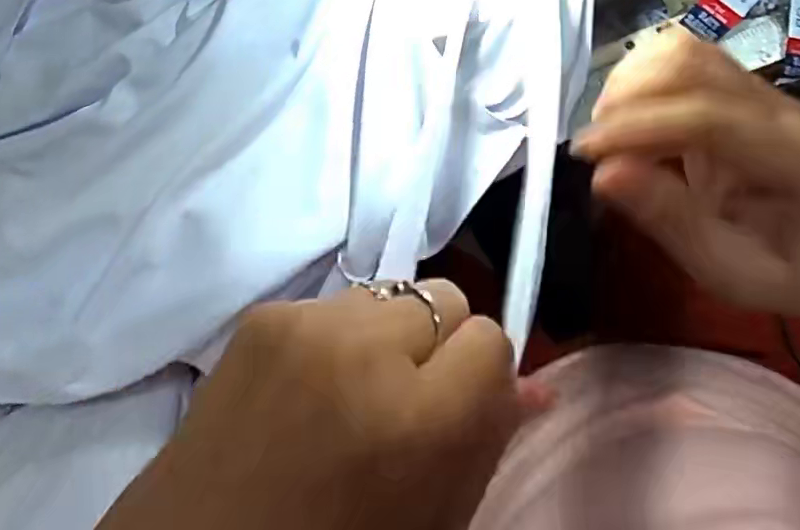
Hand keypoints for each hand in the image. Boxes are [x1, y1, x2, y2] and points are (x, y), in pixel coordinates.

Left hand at [101, 280, 523, 529]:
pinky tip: (309, 387)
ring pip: (394, 292)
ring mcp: (306, 322)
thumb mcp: (429, 522)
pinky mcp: (264, 313)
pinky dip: (339, 337)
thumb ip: (486, 441)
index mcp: (416, 420)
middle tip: (407, 399)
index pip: (492, 338)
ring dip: (390, 334)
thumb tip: (535, 385)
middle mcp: (364, 349)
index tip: (459, 406)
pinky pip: (337, 303)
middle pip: (447, 295)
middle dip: (439, 344)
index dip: (482, 376)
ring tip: (354, 391)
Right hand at [573, 27, 799, 317]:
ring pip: (682, 49)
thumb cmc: (781, 273)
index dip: (638, 126)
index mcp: (798, 159)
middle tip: (597, 145)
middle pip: (692, 65)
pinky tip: (630, 114)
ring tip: (610, 127)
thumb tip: (605, 173)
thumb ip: (673, 222)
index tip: (586, 152)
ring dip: (630, 80)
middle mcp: (782, 109)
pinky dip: (640, 74)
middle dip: (627, 97)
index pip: (709, 117)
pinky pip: (680, 53)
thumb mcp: (729, 273)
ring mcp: (761, 87)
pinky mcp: (736, 80)